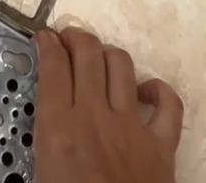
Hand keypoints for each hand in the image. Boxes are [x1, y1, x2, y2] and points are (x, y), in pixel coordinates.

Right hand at [33, 27, 184, 182]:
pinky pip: (169, 103)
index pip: (53, 65)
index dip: (46, 42)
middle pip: (88, 53)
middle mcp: (95, 116)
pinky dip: (158, 89)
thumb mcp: (39, 179)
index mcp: (59, 127)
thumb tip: (36, 134)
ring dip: (108, 54)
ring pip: (122, 65)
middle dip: (76, 37)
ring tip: (99, 58)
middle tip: (68, 38)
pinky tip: (145, 90)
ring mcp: (131, 127)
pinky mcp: (162, 146)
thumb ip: (40, 147)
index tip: (43, 37)